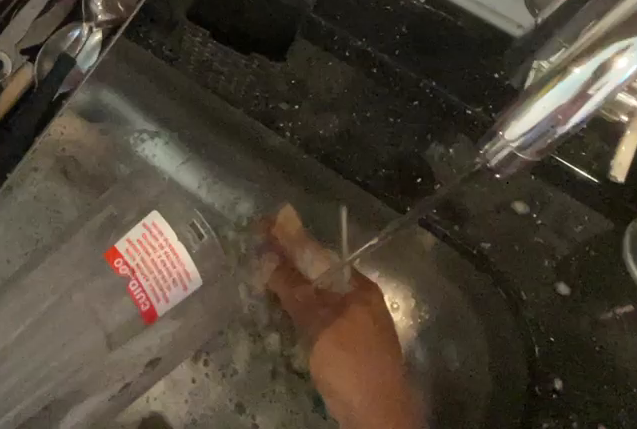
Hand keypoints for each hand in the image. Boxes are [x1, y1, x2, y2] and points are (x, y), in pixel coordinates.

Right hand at [262, 206, 423, 428]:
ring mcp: (355, 325)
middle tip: (257, 253)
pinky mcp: (347, 348)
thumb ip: (293, 288)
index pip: (319, 253)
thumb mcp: (318, 322)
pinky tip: (281, 312)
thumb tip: (267, 254)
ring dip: (291, 289)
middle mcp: (359, 300)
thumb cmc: (351, 363)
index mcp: (359, 287)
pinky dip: (299, 312)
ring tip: (261, 276)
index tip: (263, 227)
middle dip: (288, 263)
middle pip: (318, 274)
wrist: (379, 420)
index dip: (290, 239)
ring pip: (317, 298)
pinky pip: (319, 319)